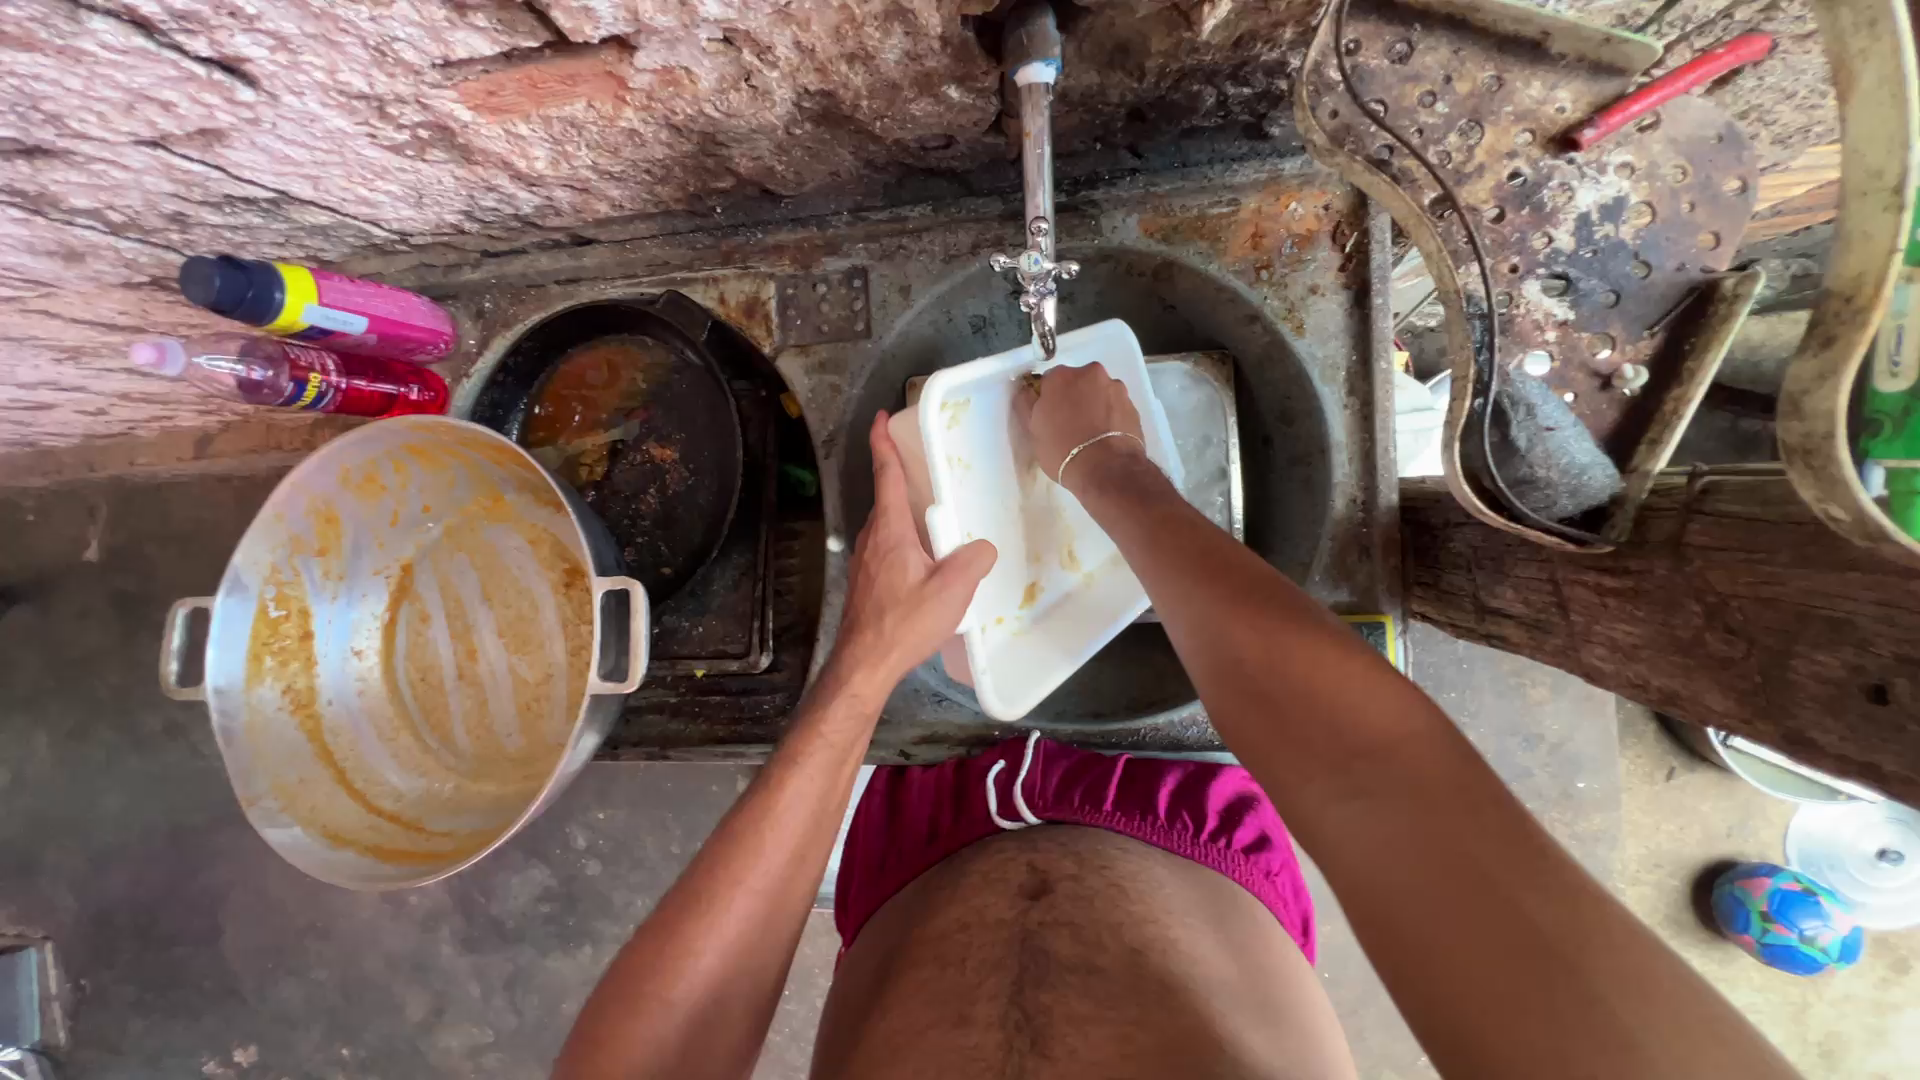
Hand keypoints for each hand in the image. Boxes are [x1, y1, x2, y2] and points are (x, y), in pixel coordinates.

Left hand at [831, 412, 997, 693]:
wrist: (865, 663)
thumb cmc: (904, 623)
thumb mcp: (951, 591)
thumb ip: (974, 560)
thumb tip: (984, 546)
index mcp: (890, 530)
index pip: (884, 474)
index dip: (882, 442)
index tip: (880, 418)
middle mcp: (872, 538)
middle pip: (886, 498)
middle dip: (900, 477)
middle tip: (924, 467)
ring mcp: (865, 561)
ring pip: (887, 525)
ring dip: (905, 513)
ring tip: (933, 516)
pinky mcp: (867, 581)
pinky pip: (887, 547)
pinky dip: (904, 539)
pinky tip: (924, 560)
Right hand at [1014, 362, 1147, 494]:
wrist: (1107, 469)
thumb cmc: (1062, 449)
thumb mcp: (1032, 429)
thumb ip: (1027, 403)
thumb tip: (1027, 390)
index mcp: (1061, 376)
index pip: (1049, 381)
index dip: (1048, 400)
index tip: (1049, 418)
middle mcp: (1091, 373)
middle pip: (1077, 383)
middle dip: (1073, 399)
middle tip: (1070, 426)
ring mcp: (1115, 388)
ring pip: (1098, 394)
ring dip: (1093, 407)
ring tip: (1091, 435)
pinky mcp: (1133, 406)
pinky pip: (1115, 407)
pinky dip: (1110, 418)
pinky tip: (1105, 438)